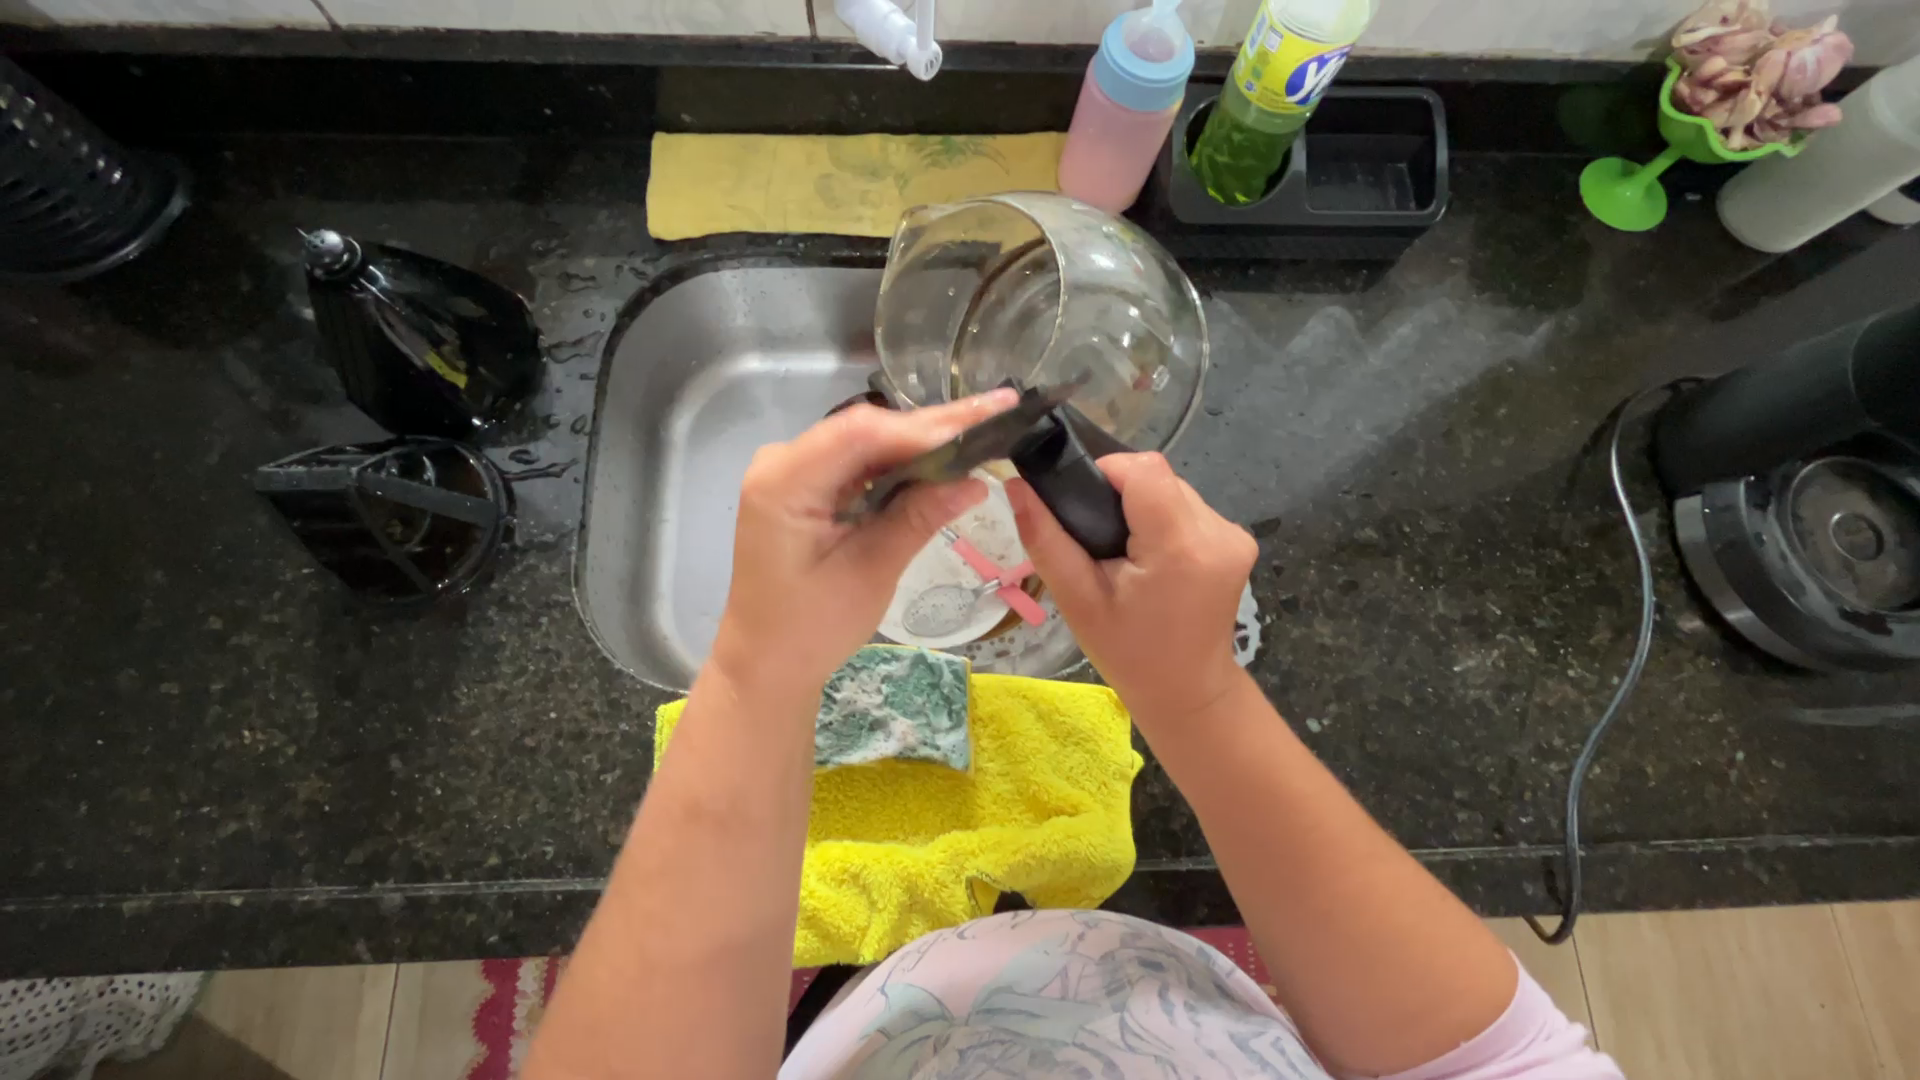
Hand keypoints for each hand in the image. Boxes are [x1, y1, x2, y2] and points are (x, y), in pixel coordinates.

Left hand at [711, 389, 1019, 696]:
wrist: (767, 662)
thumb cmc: (811, 629)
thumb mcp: (871, 572)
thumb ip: (918, 517)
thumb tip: (976, 480)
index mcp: (784, 482)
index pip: (861, 432)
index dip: (925, 427)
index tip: (981, 424)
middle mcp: (781, 462)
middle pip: (864, 429)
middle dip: (932, 426)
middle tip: (998, 410)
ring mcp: (791, 471)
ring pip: (866, 440)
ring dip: (921, 440)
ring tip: (981, 427)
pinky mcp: (805, 486)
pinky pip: (857, 461)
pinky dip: (899, 461)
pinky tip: (942, 454)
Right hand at [1008, 453, 1256, 729]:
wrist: (1187, 691)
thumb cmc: (1127, 652)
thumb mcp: (1077, 600)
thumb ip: (1047, 540)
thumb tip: (1015, 486)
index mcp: (1179, 546)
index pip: (1144, 469)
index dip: (1107, 474)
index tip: (1083, 508)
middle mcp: (1217, 531)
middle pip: (1158, 478)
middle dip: (1122, 497)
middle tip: (1098, 541)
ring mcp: (1234, 535)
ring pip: (1173, 489)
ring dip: (1143, 509)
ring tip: (1123, 553)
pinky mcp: (1239, 540)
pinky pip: (1188, 508)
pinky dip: (1163, 521)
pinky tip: (1151, 557)